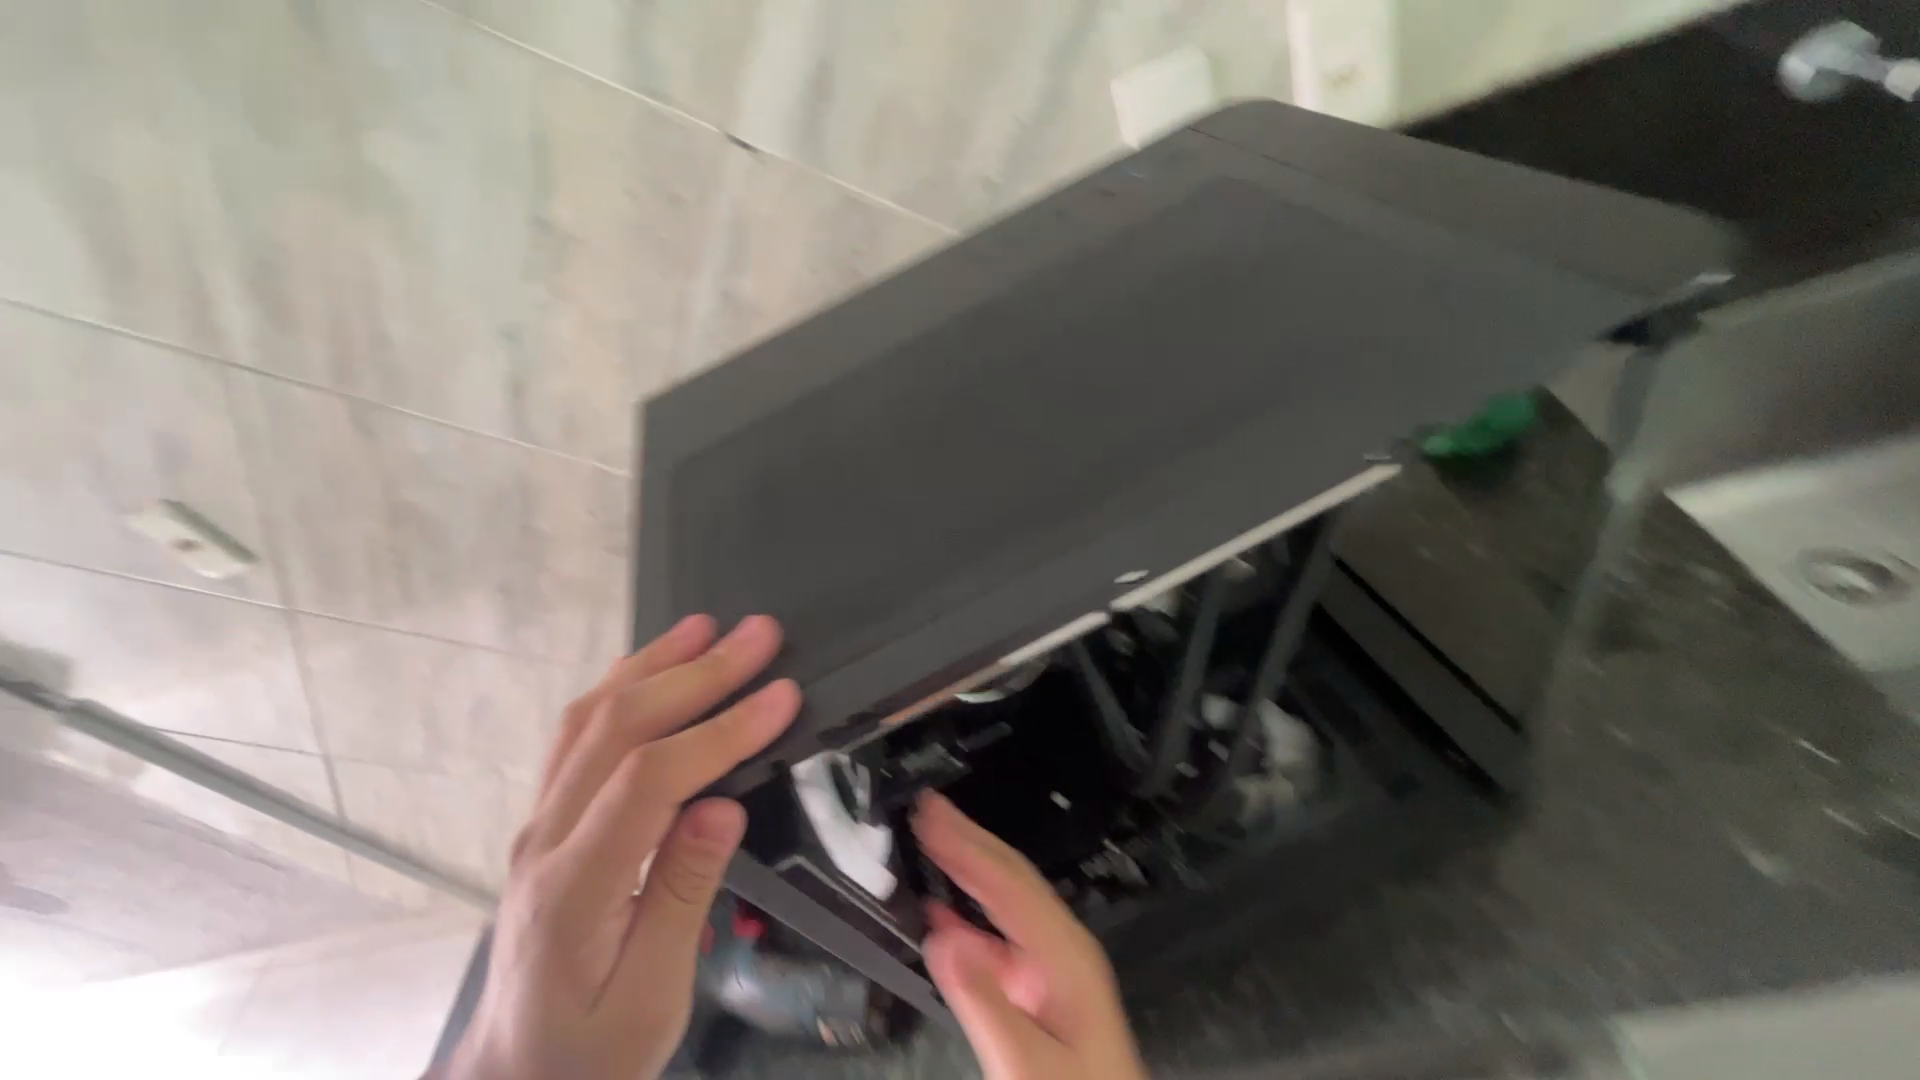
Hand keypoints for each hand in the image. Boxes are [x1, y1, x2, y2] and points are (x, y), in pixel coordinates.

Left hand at [444, 614, 798, 1079]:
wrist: (510, 1077)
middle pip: (618, 729)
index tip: (782, 696)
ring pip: (590, 719)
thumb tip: (722, 807)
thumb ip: (683, 898)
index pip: (650, 782)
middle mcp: (547, 838)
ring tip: (708, 626)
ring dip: (654, 664)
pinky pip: (577, 735)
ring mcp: (539, 822)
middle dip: (697, 673)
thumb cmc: (590, 1049)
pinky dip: (620, 686)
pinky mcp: (546, 819)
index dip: (720, 731)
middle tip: (760, 634)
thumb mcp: (650, 997)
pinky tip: (652, 665)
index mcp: (575, 889)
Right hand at [912, 791, 1147, 1079]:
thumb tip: (941, 937)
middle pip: (1010, 877)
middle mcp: (1060, 946)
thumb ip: (985, 1001)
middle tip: (926, 805)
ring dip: (965, 866)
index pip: (1008, 883)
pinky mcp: (1037, 986)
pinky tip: (938, 910)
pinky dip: (965, 916)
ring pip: (1004, 898)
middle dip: (968, 838)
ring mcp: (1050, 965)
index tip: (929, 814)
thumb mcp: (1028, 1064)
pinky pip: (997, 934)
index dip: (966, 844)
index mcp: (1064, 954)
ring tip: (928, 836)